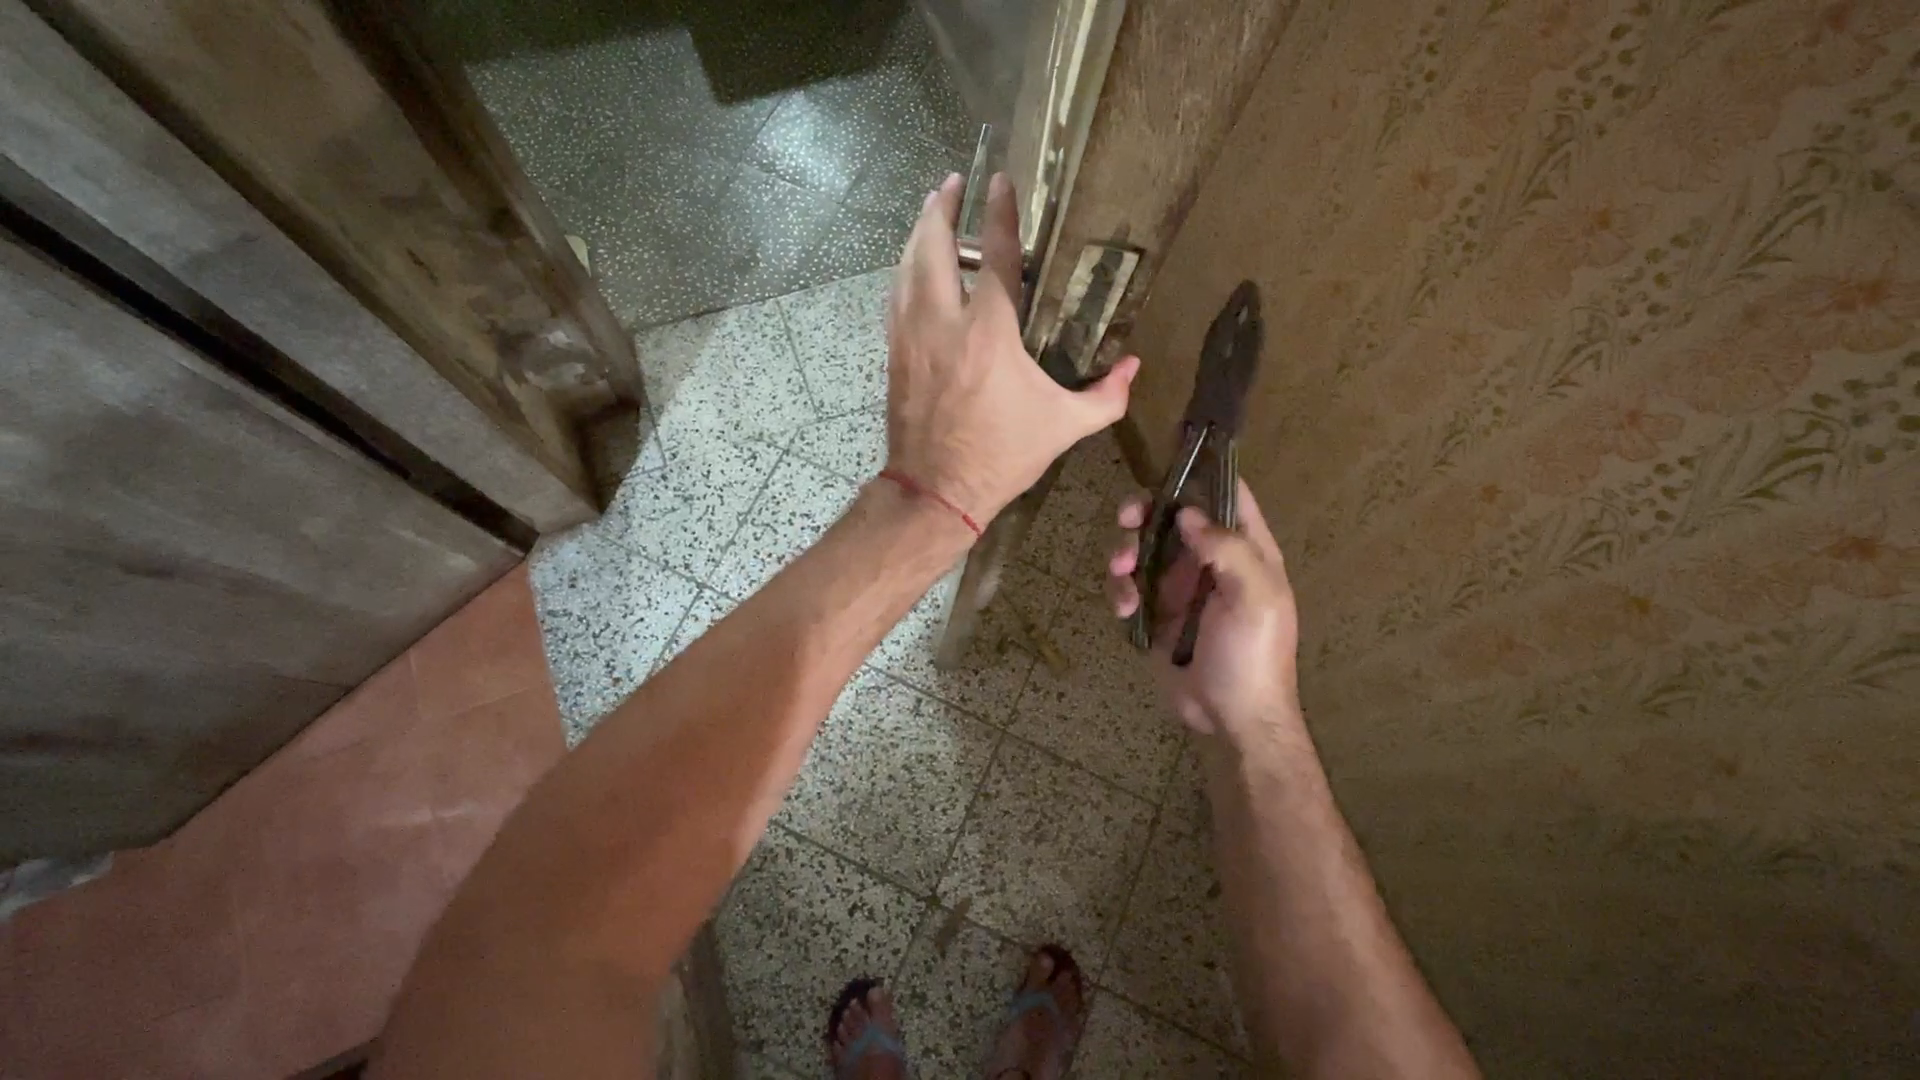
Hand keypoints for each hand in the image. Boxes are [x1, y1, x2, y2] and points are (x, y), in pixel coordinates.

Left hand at [885, 172, 1138, 523]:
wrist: (935, 490)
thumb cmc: (1000, 457)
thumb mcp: (1063, 428)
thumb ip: (1105, 397)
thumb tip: (1134, 367)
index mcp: (989, 333)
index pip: (995, 256)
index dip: (1001, 214)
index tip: (1003, 181)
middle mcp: (943, 322)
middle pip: (934, 246)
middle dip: (942, 207)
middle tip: (953, 182)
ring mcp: (911, 336)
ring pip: (906, 267)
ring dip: (919, 233)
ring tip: (931, 209)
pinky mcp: (894, 354)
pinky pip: (896, 298)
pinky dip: (905, 272)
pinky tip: (914, 266)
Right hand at [1104, 481, 1302, 745]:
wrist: (1230, 719)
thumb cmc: (1253, 657)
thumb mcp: (1254, 599)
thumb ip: (1228, 549)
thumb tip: (1188, 513)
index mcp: (1246, 550)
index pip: (1227, 494)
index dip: (1200, 473)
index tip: (1167, 464)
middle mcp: (1209, 559)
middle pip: (1169, 514)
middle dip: (1143, 512)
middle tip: (1126, 518)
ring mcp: (1178, 586)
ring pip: (1141, 546)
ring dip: (1124, 551)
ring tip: (1121, 573)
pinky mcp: (1153, 612)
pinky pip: (1127, 586)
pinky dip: (1119, 591)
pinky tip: (1125, 611)